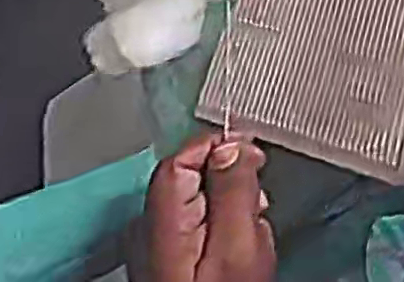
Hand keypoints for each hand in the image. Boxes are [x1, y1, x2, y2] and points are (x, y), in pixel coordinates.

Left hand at [133, 132, 276, 281]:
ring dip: (230, 199)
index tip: (250, 157)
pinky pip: (198, 217)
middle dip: (230, 176)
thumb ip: (234, 189)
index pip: (180, 157)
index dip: (218, 146)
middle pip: (190, 173)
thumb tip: (231, 145)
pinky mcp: (168, 258)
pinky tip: (237, 241)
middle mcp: (149, 231)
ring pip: (198, 194)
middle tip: (254, 202)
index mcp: (162, 224)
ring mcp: (155, 247)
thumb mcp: (238, 245)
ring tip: (248, 227)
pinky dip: (223, 219)